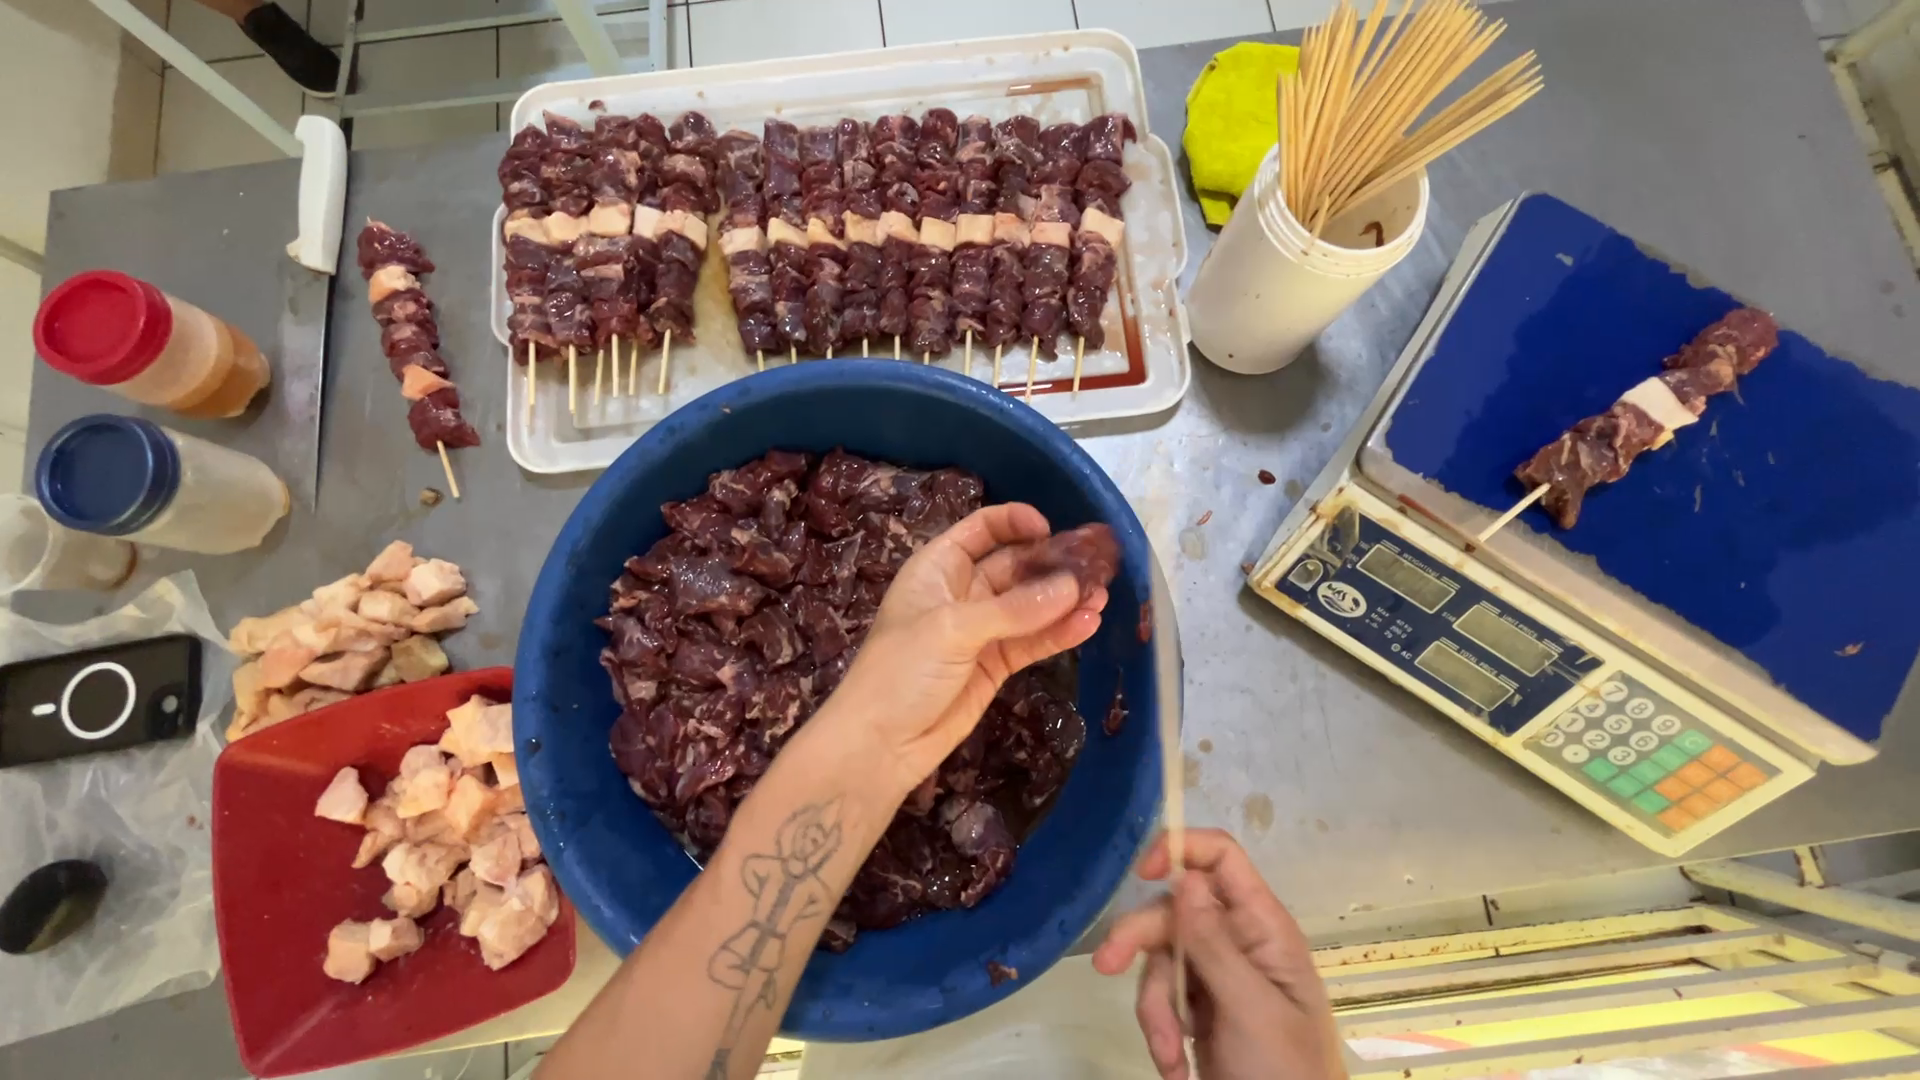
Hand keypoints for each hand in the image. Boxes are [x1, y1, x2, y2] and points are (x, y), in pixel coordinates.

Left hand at [815, 503, 1106, 798]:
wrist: (880, 744)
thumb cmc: (902, 670)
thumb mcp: (952, 629)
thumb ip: (1013, 609)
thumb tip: (1072, 588)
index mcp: (938, 568)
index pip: (980, 530)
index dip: (1014, 522)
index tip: (1050, 528)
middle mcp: (962, 592)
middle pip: (1014, 565)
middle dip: (1052, 564)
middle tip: (1097, 563)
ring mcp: (981, 630)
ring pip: (1030, 606)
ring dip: (1063, 600)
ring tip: (1101, 596)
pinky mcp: (996, 665)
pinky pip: (1032, 641)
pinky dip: (1059, 633)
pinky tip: (1088, 624)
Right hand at [1092, 830, 1346, 1079]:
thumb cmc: (1286, 1076)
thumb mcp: (1252, 1010)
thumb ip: (1215, 944)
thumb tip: (1184, 876)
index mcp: (1263, 928)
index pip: (1221, 858)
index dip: (1180, 849)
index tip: (1141, 871)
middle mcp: (1238, 941)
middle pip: (1173, 909)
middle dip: (1140, 939)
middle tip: (1106, 964)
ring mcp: (1216, 976)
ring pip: (1160, 957)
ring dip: (1155, 1006)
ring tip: (1170, 1057)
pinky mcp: (1198, 1010)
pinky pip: (1160, 997)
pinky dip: (1160, 1030)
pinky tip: (1176, 1067)